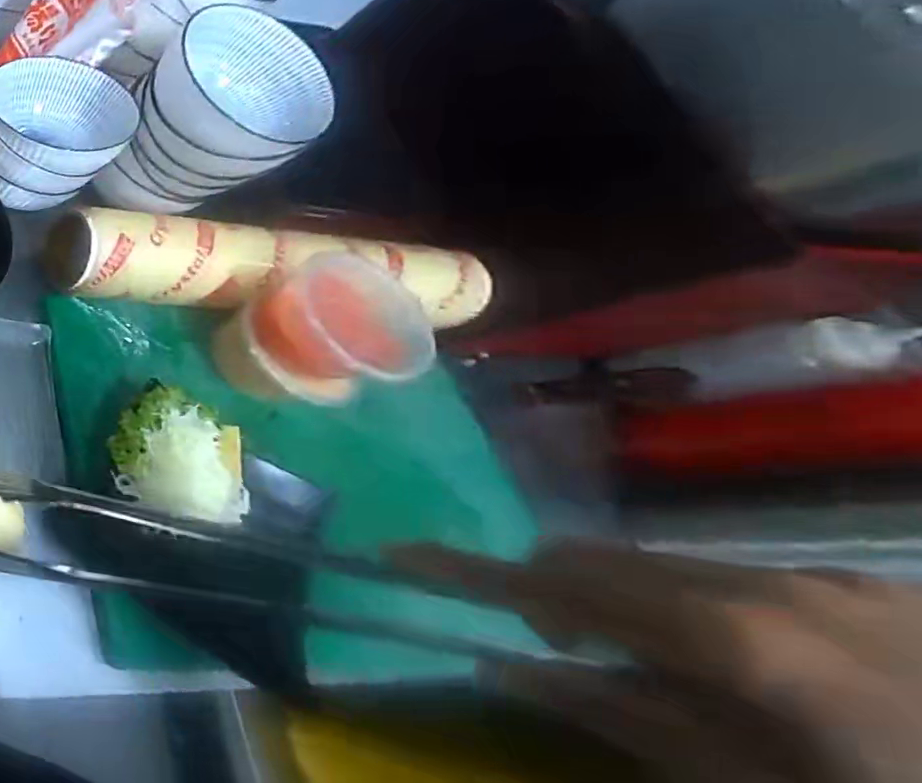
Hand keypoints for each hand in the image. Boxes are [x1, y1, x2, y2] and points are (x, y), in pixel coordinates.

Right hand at [392, 540, 921, 782]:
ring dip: (629, 600)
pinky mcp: (876, 588)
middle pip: (600, 557)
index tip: (397, 555)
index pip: (553, 583)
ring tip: (653, 660)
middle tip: (551, 644)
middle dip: (551, 589)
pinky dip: (704, 606)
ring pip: (668, 563)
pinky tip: (753, 663)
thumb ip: (616, 717)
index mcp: (729, 634)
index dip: (468, 572)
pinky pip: (743, 578)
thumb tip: (502, 667)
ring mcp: (828, 579)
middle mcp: (763, 583)